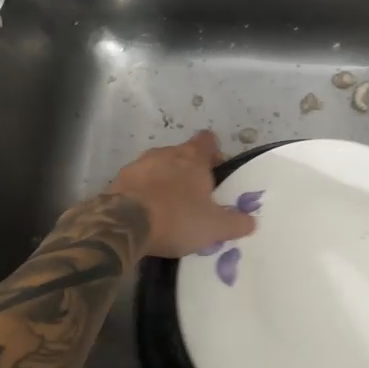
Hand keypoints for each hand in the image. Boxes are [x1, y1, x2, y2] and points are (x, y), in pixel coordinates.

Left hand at [108, 130, 255, 258]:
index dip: (214, 152)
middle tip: (196, 197)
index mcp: (192, 157)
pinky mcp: (118, 181)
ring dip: (164, 182)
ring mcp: (138, 165)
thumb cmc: (177, 217)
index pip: (207, 141)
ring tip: (169, 208)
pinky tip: (146, 215)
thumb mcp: (214, 226)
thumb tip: (251, 221)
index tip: (216, 169)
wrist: (123, 224)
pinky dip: (143, 194)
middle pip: (181, 155)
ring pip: (157, 168)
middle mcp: (165, 153)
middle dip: (188, 171)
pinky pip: (137, 183)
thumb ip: (235, 223)